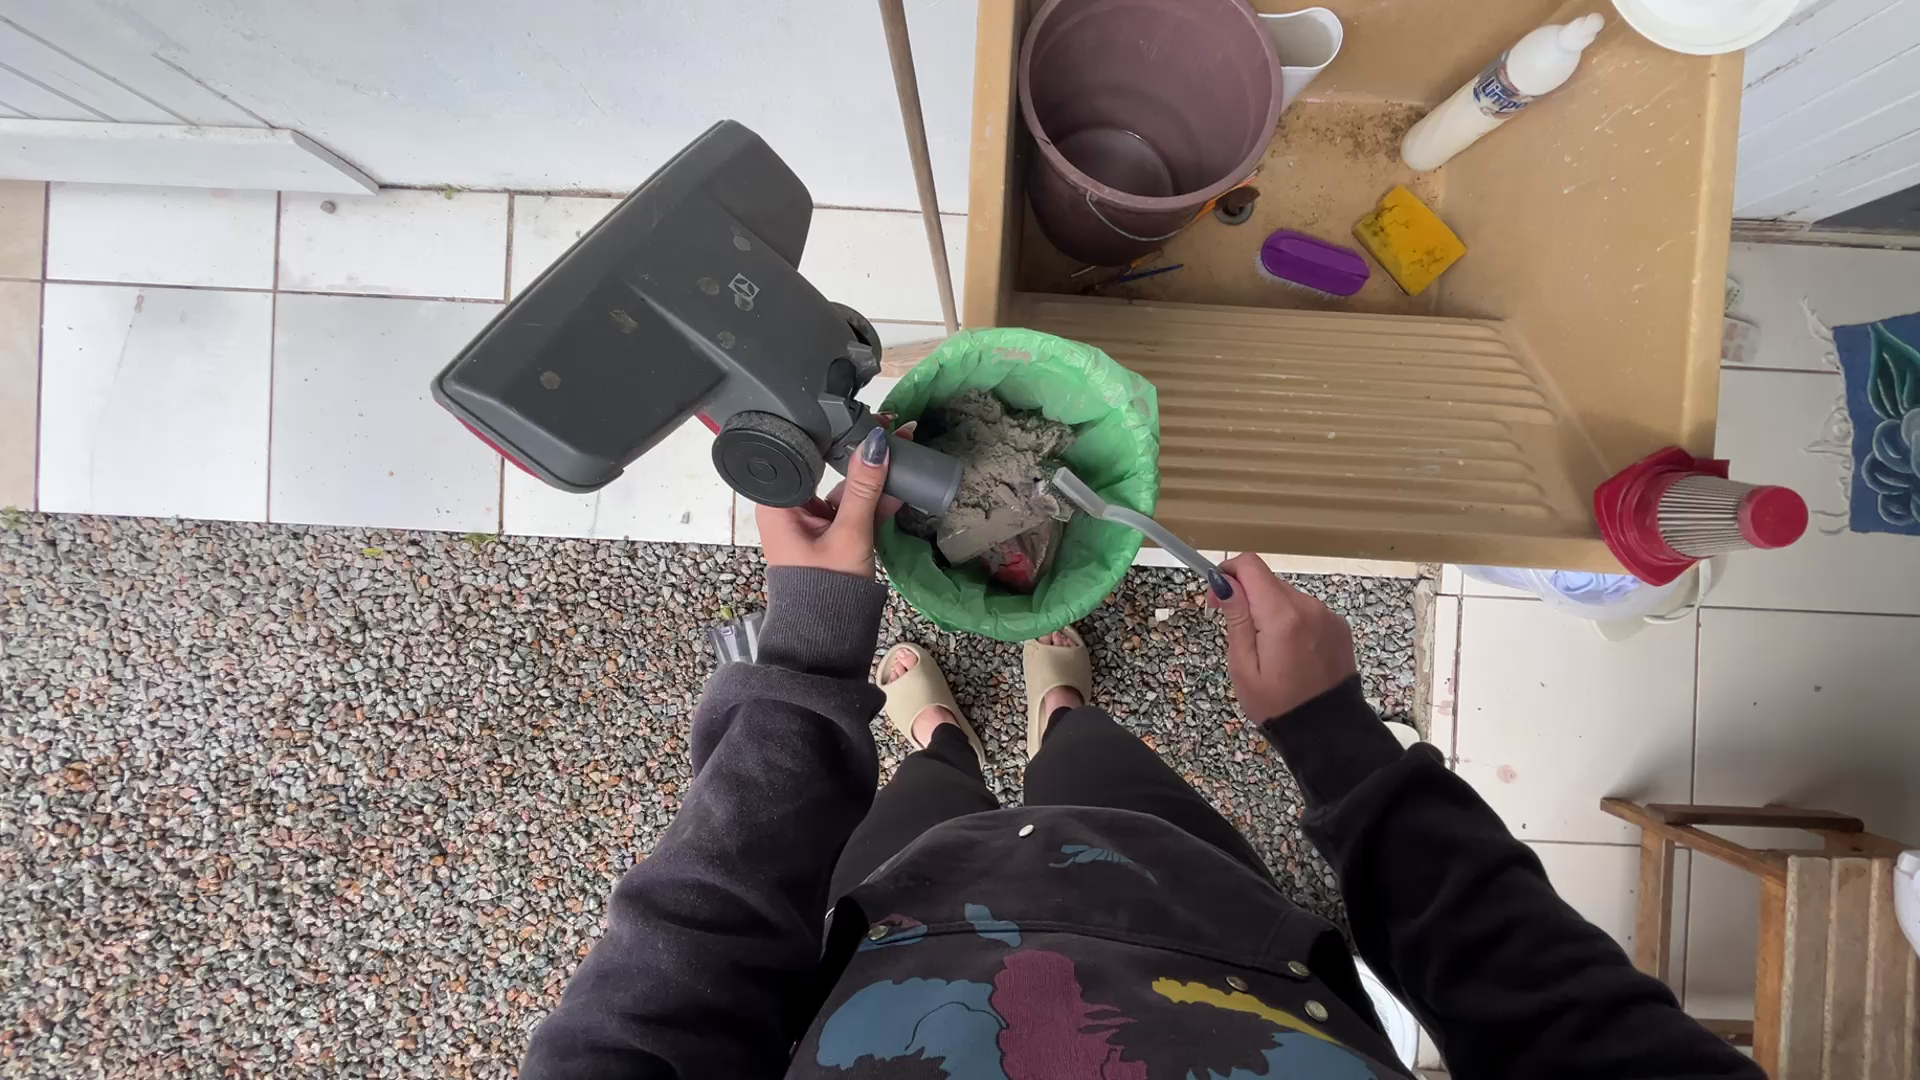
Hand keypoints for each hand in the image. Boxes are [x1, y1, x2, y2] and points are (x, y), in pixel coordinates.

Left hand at [757, 425, 903, 579]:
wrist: (828, 635)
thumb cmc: (826, 586)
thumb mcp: (850, 534)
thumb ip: (865, 488)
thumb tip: (877, 444)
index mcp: (778, 503)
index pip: (804, 454)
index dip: (834, 433)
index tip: (864, 418)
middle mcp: (791, 506)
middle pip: (826, 468)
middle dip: (861, 453)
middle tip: (888, 426)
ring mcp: (812, 520)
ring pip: (844, 488)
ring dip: (873, 475)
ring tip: (903, 447)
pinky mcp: (831, 533)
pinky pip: (853, 507)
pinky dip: (874, 499)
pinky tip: (899, 482)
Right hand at [1206, 552, 1357, 721]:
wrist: (1329, 732)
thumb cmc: (1277, 705)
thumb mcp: (1243, 666)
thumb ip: (1236, 619)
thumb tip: (1224, 583)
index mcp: (1282, 616)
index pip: (1250, 565)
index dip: (1227, 572)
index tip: (1217, 598)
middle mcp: (1308, 606)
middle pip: (1266, 580)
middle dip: (1245, 595)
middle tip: (1234, 629)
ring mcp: (1327, 615)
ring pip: (1284, 594)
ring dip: (1267, 609)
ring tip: (1264, 648)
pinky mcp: (1338, 625)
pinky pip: (1304, 609)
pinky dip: (1289, 619)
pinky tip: (1288, 651)